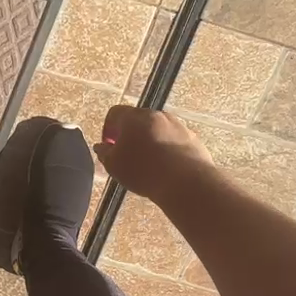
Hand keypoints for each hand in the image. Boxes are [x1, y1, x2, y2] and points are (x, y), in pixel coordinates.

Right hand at [94, 105, 213, 202]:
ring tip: (147, 163)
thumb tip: (102, 146)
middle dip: (130, 134)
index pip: (114, 113)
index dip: (108, 128)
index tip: (109, 145)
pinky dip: (167, 149)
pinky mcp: (193, 138)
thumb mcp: (114, 165)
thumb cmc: (143, 171)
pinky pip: (174, 140)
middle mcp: (156, 115)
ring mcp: (177, 125)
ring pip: (157, 129)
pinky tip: (165, 167)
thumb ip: (105, 152)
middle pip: (138, 119)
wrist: (186, 182)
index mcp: (134, 117)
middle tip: (126, 154)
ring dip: (150, 141)